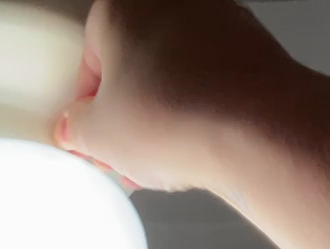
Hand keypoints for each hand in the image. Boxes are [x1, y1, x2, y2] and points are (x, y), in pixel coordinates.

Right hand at [54, 0, 303, 192]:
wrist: (253, 128)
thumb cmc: (176, 117)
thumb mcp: (97, 137)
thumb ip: (76, 128)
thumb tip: (77, 126)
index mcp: (120, 7)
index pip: (89, 59)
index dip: (89, 107)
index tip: (94, 135)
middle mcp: (170, 0)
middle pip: (133, 61)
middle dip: (128, 107)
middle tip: (126, 148)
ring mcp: (215, 16)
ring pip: (172, 70)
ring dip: (163, 109)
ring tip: (163, 153)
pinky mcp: (247, 44)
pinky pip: (208, 79)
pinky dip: (198, 107)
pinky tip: (195, 141)